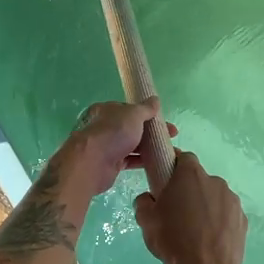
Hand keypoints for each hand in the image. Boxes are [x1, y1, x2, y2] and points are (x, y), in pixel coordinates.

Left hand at [53, 98, 170, 199]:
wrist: (91, 163)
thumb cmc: (112, 132)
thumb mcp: (132, 115)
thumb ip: (145, 108)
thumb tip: (155, 99)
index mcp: (106, 111)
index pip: (129, 110)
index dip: (148, 115)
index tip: (165, 122)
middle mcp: (105, 127)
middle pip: (132, 128)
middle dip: (152, 132)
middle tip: (172, 137)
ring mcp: (107, 146)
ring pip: (132, 145)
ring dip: (150, 148)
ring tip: (171, 152)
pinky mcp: (110, 163)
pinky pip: (130, 160)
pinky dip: (143, 161)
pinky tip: (159, 163)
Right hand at [134, 151, 246, 263]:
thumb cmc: (171, 239)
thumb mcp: (144, 218)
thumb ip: (144, 200)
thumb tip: (150, 199)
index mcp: (190, 175)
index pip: (184, 157)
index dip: (174, 166)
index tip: (165, 181)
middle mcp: (215, 182)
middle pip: (200, 179)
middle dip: (189, 189)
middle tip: (176, 210)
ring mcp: (233, 202)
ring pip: (214, 197)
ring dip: (205, 206)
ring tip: (194, 230)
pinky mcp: (243, 221)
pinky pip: (226, 215)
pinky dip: (218, 222)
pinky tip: (208, 240)